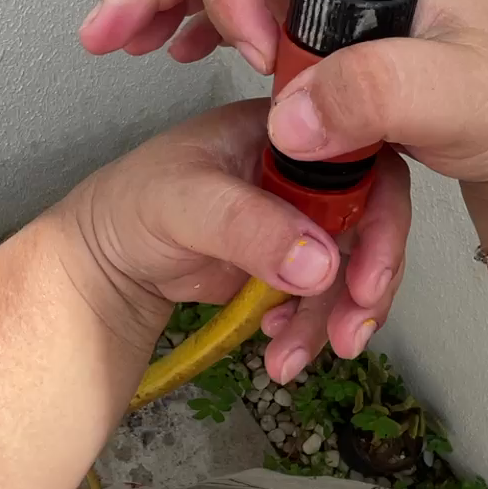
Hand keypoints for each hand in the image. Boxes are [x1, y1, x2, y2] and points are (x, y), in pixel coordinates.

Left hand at [54, 99, 409, 375]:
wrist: (107, 263)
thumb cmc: (132, 207)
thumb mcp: (184, 204)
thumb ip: (248, 226)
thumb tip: (321, 263)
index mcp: (284, 131)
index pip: (360, 158)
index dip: (380, 213)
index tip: (368, 273)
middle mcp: (302, 170)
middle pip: (368, 218)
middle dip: (365, 281)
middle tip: (349, 330)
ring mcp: (298, 216)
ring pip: (347, 265)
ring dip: (332, 317)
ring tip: (292, 357)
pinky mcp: (289, 259)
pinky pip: (321, 294)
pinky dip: (309, 325)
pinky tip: (280, 342)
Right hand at [78, 0, 487, 370]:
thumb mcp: (468, 96)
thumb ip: (382, 95)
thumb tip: (285, 114)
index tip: (242, 57)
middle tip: (106, 32)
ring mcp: (329, 3)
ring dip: (164, 2)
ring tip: (122, 41)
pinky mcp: (326, 41)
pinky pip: (245, 14)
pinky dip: (199, 28)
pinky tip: (178, 54)